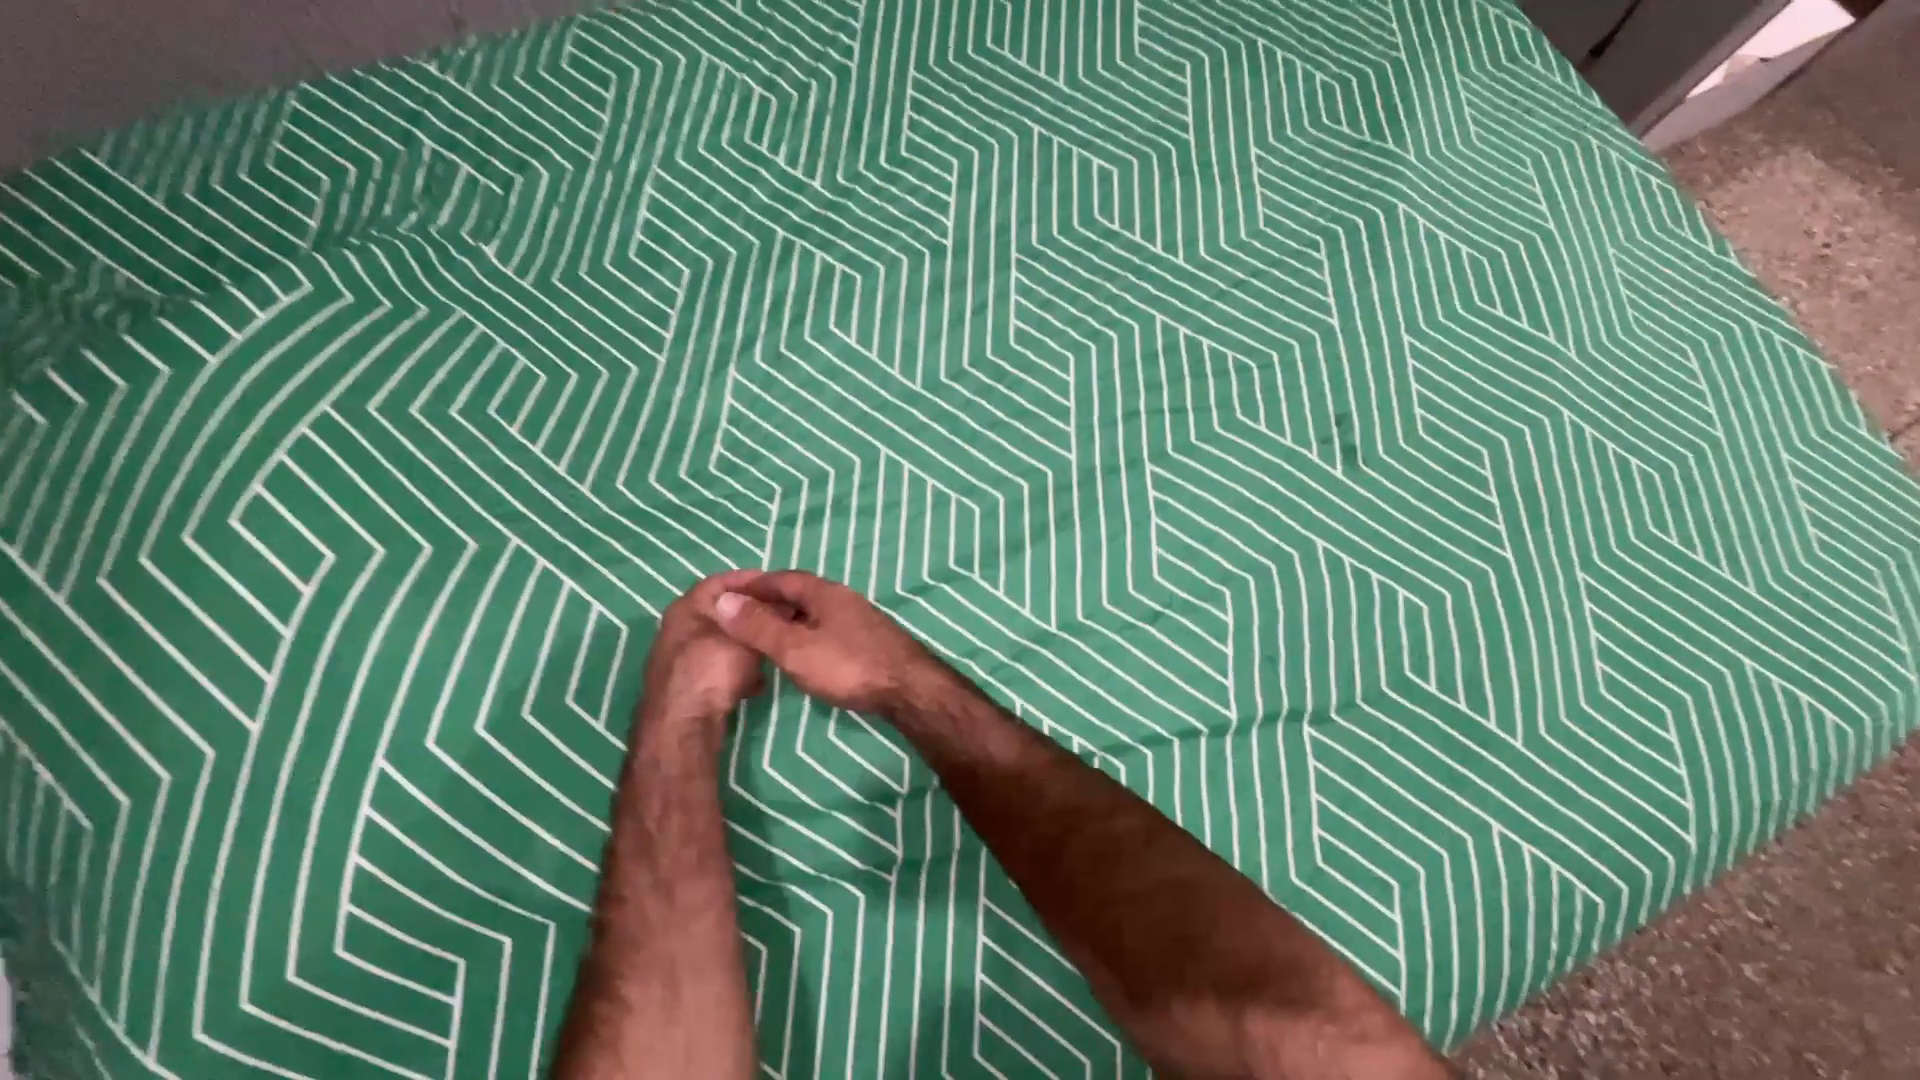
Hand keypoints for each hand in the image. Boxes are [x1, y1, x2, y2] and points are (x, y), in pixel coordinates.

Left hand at [638, 570, 767, 735]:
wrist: (681, 725)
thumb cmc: (712, 669)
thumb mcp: (746, 636)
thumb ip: (764, 616)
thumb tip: (783, 602)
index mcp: (687, 607)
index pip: (721, 581)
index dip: (752, 580)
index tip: (780, 586)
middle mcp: (679, 629)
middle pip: (722, 613)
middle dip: (752, 616)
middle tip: (782, 618)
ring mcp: (681, 659)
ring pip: (722, 642)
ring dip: (748, 644)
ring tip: (774, 648)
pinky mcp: (688, 685)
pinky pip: (719, 668)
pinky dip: (739, 669)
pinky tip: (757, 682)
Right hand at [705, 571, 942, 715]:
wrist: (909, 689)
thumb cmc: (848, 666)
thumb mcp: (795, 648)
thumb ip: (759, 626)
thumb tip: (724, 601)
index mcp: (824, 593)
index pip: (781, 578)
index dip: (753, 585)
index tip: (727, 594)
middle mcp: (843, 599)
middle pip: (800, 593)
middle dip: (770, 602)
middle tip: (742, 618)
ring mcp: (860, 620)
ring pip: (816, 613)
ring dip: (790, 619)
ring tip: (766, 636)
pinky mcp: (870, 641)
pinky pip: (829, 629)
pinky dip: (808, 634)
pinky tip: (803, 654)